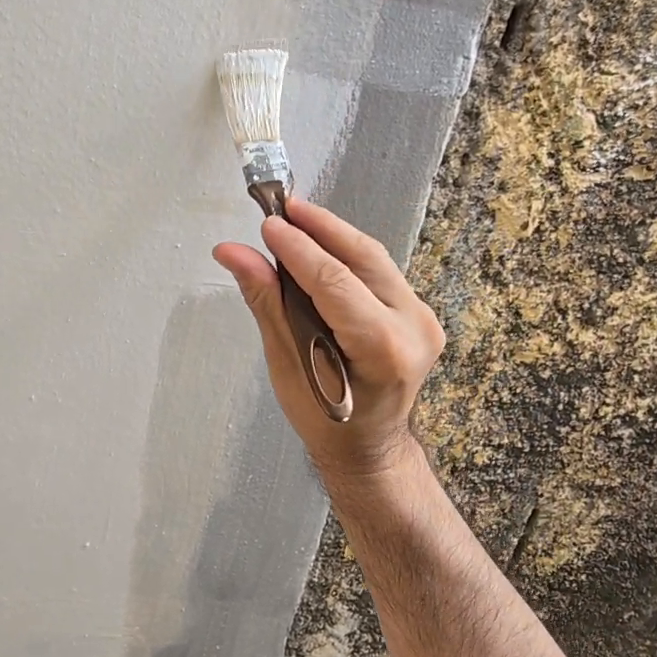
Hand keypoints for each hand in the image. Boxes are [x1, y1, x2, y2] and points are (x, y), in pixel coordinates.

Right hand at [213, 197, 445, 480]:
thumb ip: (267, 301)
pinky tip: (317, 244)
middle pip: (364, 258)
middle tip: (282, 206)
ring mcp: (423, 319)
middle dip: (320, 227)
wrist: (370, 449)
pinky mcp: (420, 313)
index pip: (336, 282)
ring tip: (293, 217)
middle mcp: (415, 328)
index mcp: (384, 350)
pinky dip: (345, 254)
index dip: (299, 248)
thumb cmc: (325, 421)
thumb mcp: (288, 365)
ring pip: (374, 259)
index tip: (267, 224)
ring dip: (333, 234)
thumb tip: (233, 252)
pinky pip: (379, 271)